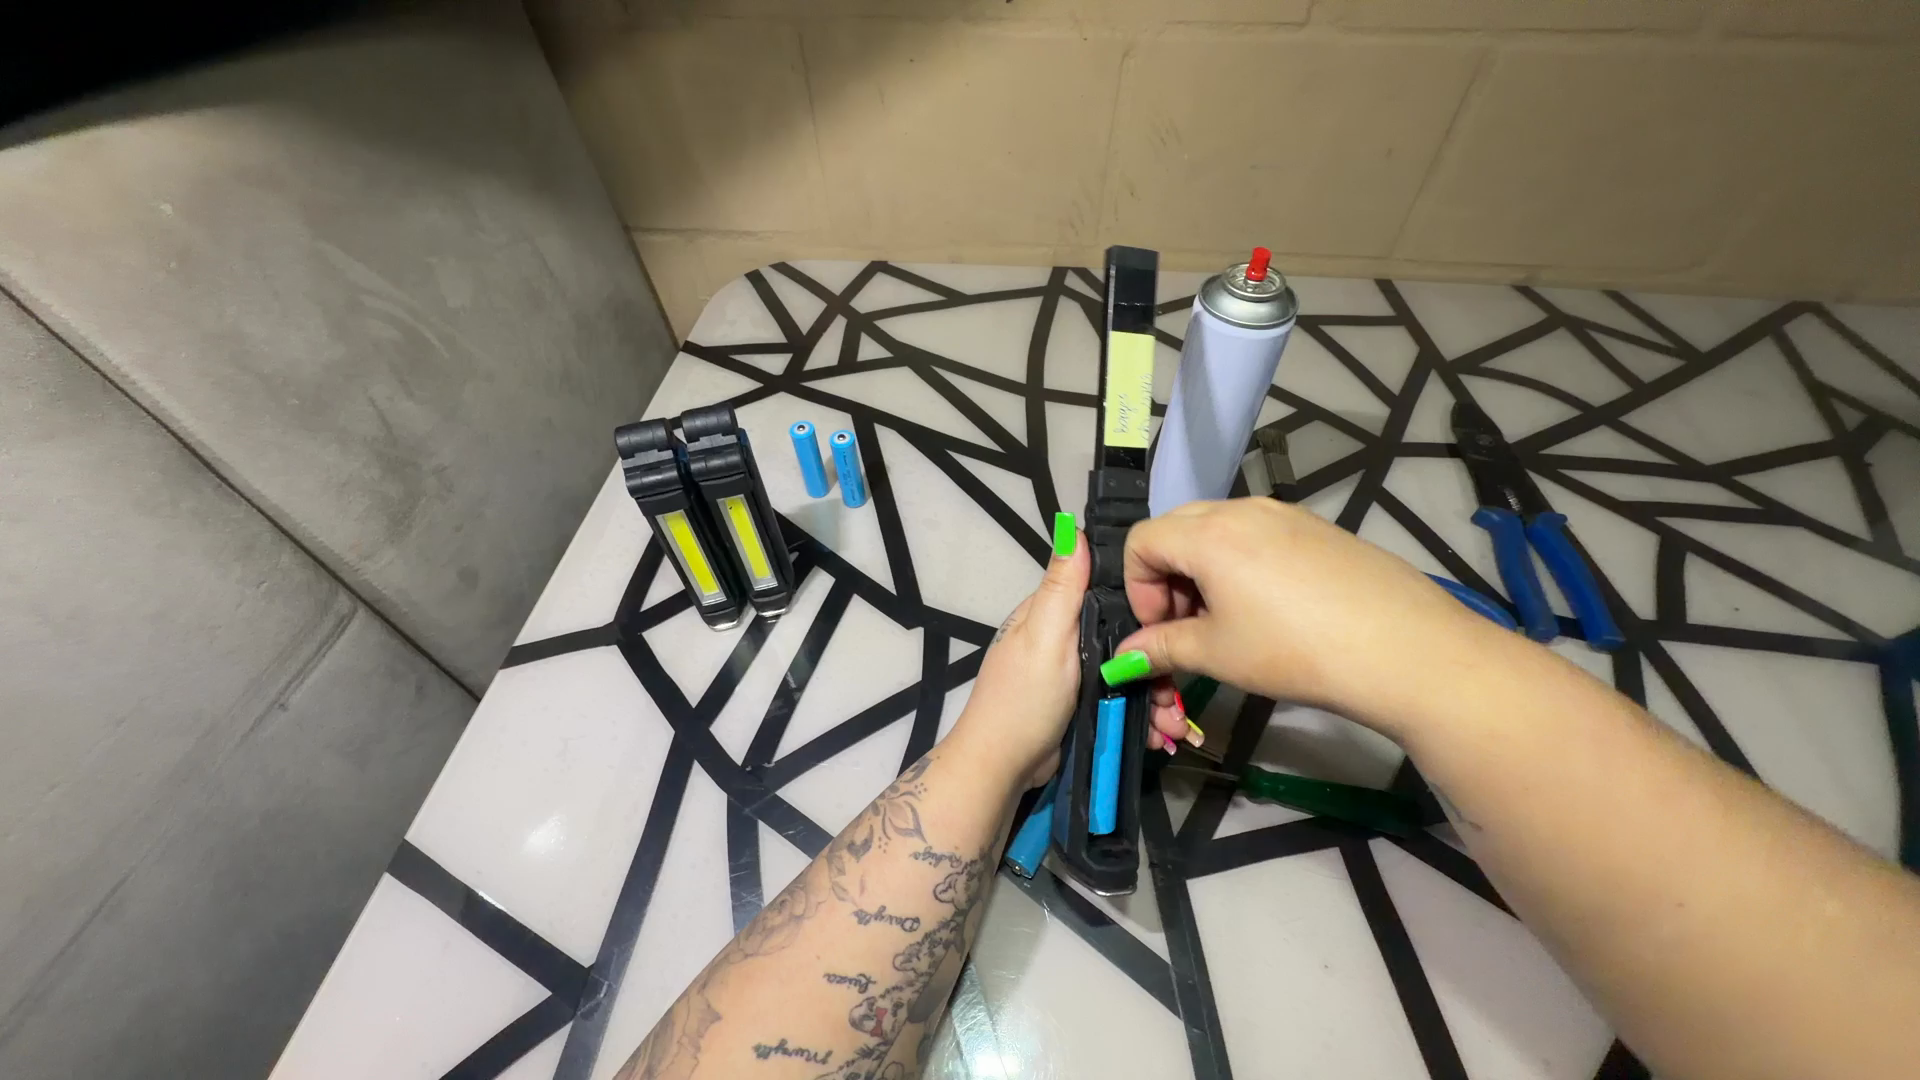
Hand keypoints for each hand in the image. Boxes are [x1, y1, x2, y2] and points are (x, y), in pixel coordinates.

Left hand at [949, 522, 1196, 788]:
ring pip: (1128, 676)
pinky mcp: (1082, 707)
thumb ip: (1062, 588)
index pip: (1107, 597)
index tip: (1176, 630)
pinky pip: (1122, 703)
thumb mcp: (1044, 637)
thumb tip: (1071, 526)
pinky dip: (1143, 718)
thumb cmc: (1024, 698)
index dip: (1144, 611)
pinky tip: (1160, 737)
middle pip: (1126, 641)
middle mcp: (1063, 639)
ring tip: (1173, 729)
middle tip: (1178, 699)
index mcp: (1051, 615)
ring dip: (1156, 701)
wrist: (1002, 768)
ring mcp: (1073, 676)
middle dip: (1157, 669)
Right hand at [1111, 498, 1504, 737]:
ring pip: (1216, 529)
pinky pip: (1256, 533)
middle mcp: (1242, 509)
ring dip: (1202, 571)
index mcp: (1208, 533)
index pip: (1140, 541)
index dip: (1138, 588)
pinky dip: (1240, 564)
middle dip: (1166, 577)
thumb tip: (1125, 657)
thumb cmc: (1294, 650)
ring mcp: (1285, 513)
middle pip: (1175, 529)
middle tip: (1189, 625)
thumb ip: (1161, 648)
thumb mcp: (1217, 653)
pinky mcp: (1317, 528)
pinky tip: (1271, 609)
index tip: (1161, 629)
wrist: (1407, 650)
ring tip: (1229, 620)